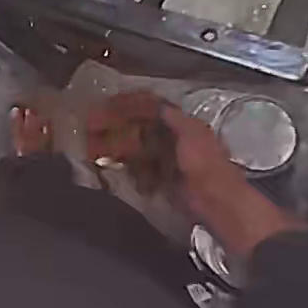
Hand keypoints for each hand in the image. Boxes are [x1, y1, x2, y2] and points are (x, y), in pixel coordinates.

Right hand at [94, 92, 299, 258]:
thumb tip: (155, 104)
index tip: (106, 104)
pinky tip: (108, 167)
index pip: (150, 108)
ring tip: (92, 147)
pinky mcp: (161, 180)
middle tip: (91, 126)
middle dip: (114, 125)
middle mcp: (174, 140)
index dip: (129, 104)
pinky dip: (122, 167)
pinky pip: (136, 169)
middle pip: (137, 127)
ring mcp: (166, 161)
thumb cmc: (205, 165)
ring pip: (134, 147)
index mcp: (182, 126)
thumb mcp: (192, 133)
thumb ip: (173, 117)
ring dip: (113, 145)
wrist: (216, 203)